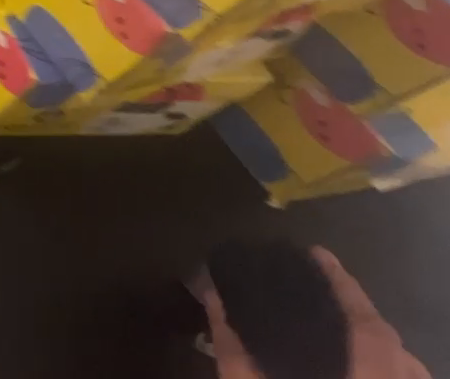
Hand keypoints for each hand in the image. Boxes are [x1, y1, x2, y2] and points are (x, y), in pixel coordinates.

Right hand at [208, 247, 426, 378]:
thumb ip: (235, 347)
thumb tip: (215, 296)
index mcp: (367, 371)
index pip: (363, 319)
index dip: (341, 283)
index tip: (316, 253)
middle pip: (390, 343)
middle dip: (356, 313)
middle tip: (318, 291)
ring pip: (405, 368)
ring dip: (375, 346)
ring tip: (335, 330)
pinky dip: (386, 372)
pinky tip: (356, 370)